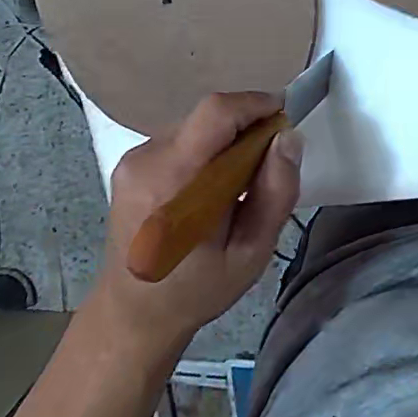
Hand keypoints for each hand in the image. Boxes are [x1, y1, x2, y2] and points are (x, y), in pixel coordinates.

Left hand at [91, 91, 302, 347]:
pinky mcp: (129, 163)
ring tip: (237, 185)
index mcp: (173, 182)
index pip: (215, 113)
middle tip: (268, 164)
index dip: (254, 104)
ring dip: (224, 142)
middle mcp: (146, 160)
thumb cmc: (198, 289)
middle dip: (244, 129)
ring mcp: (133, 160)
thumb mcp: (252, 252)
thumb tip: (288, 136)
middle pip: (207, 118)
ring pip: (194, 127)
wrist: (134, 312)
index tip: (283, 116)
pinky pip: (179, 141)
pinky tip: (209, 189)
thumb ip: (275, 192)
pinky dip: (204, 153)